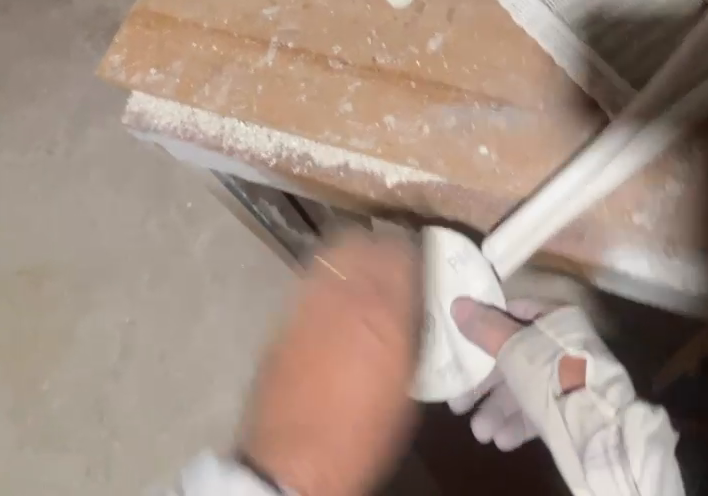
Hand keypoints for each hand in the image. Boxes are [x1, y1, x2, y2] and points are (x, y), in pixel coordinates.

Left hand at [239, 233, 420, 495]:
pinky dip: (327, 275)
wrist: (292, 463)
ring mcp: (311, 303)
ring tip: (362, 265)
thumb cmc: (360, 436)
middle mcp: (347, 298)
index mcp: (385, 316)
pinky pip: (311, 277)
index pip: (404, 256)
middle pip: (367, 243)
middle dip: (382, 245)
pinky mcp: (286, 316)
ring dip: (353, 253)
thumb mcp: (403, 389)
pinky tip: (333, 291)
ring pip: (335, 252)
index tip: (421, 256)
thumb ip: (411, 339)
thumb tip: (417, 313)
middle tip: (391, 257)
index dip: (415, 251)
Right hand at [446, 298, 586, 450]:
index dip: (483, 327)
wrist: (595, 429)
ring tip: (480, 432)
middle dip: (485, 384)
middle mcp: (560, 345)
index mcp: (553, 318)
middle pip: (512, 357)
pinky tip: (500, 440)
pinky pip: (536, 411)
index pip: (512, 313)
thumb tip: (456, 303)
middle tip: (458, 404)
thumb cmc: (550, 374)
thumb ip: (483, 328)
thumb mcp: (511, 347)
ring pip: (521, 388)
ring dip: (497, 409)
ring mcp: (566, 379)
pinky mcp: (568, 411)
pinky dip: (517, 424)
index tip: (460, 344)